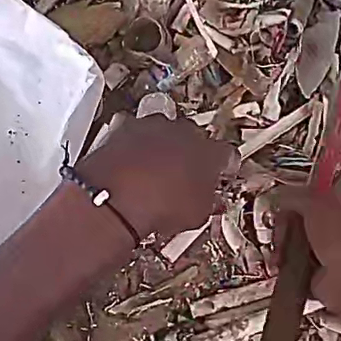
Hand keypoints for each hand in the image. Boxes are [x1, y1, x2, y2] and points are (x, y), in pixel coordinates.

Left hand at [76, 115, 232, 237]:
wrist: (114, 198)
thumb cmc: (159, 205)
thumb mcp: (195, 213)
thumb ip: (209, 201)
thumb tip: (211, 201)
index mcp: (208, 151)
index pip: (226, 153)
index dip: (224, 165)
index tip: (221, 173)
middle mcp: (183, 131)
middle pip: (195, 136)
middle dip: (192, 152)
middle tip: (186, 174)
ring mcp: (153, 126)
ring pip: (164, 131)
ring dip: (163, 145)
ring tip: (157, 170)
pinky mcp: (124, 129)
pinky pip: (136, 134)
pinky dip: (136, 146)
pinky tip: (133, 164)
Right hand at [271, 187, 340, 322]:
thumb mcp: (315, 205)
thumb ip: (298, 197)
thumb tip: (284, 195)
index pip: (316, 197)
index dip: (298, 199)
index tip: (284, 202)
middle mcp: (336, 232)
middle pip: (300, 222)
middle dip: (285, 225)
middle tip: (281, 228)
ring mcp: (325, 254)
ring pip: (294, 243)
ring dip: (282, 246)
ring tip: (280, 249)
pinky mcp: (314, 273)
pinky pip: (292, 264)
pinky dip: (283, 264)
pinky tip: (282, 263)